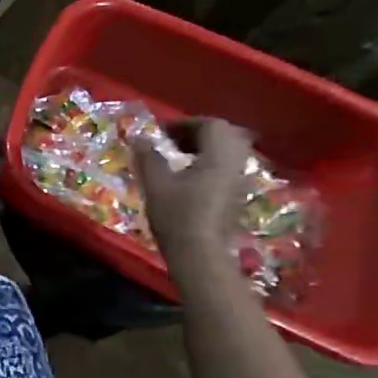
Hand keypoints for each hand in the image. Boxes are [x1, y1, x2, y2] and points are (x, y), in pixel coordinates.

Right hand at [135, 118, 252, 259]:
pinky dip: (210, 164)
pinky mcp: (238, 197)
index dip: (185, 123)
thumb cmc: (177, 216)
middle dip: (198, 134)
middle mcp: (236, 163)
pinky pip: (228, 168)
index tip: (161, 131)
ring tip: (178, 159)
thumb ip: (148, 156)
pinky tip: (189, 178)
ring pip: (228, 152)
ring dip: (204, 149)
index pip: (211, 124)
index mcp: (220, 155)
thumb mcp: (156, 184)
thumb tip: (137, 137)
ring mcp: (240, 181)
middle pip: (224, 135)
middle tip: (172, 142)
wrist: (200, 255)